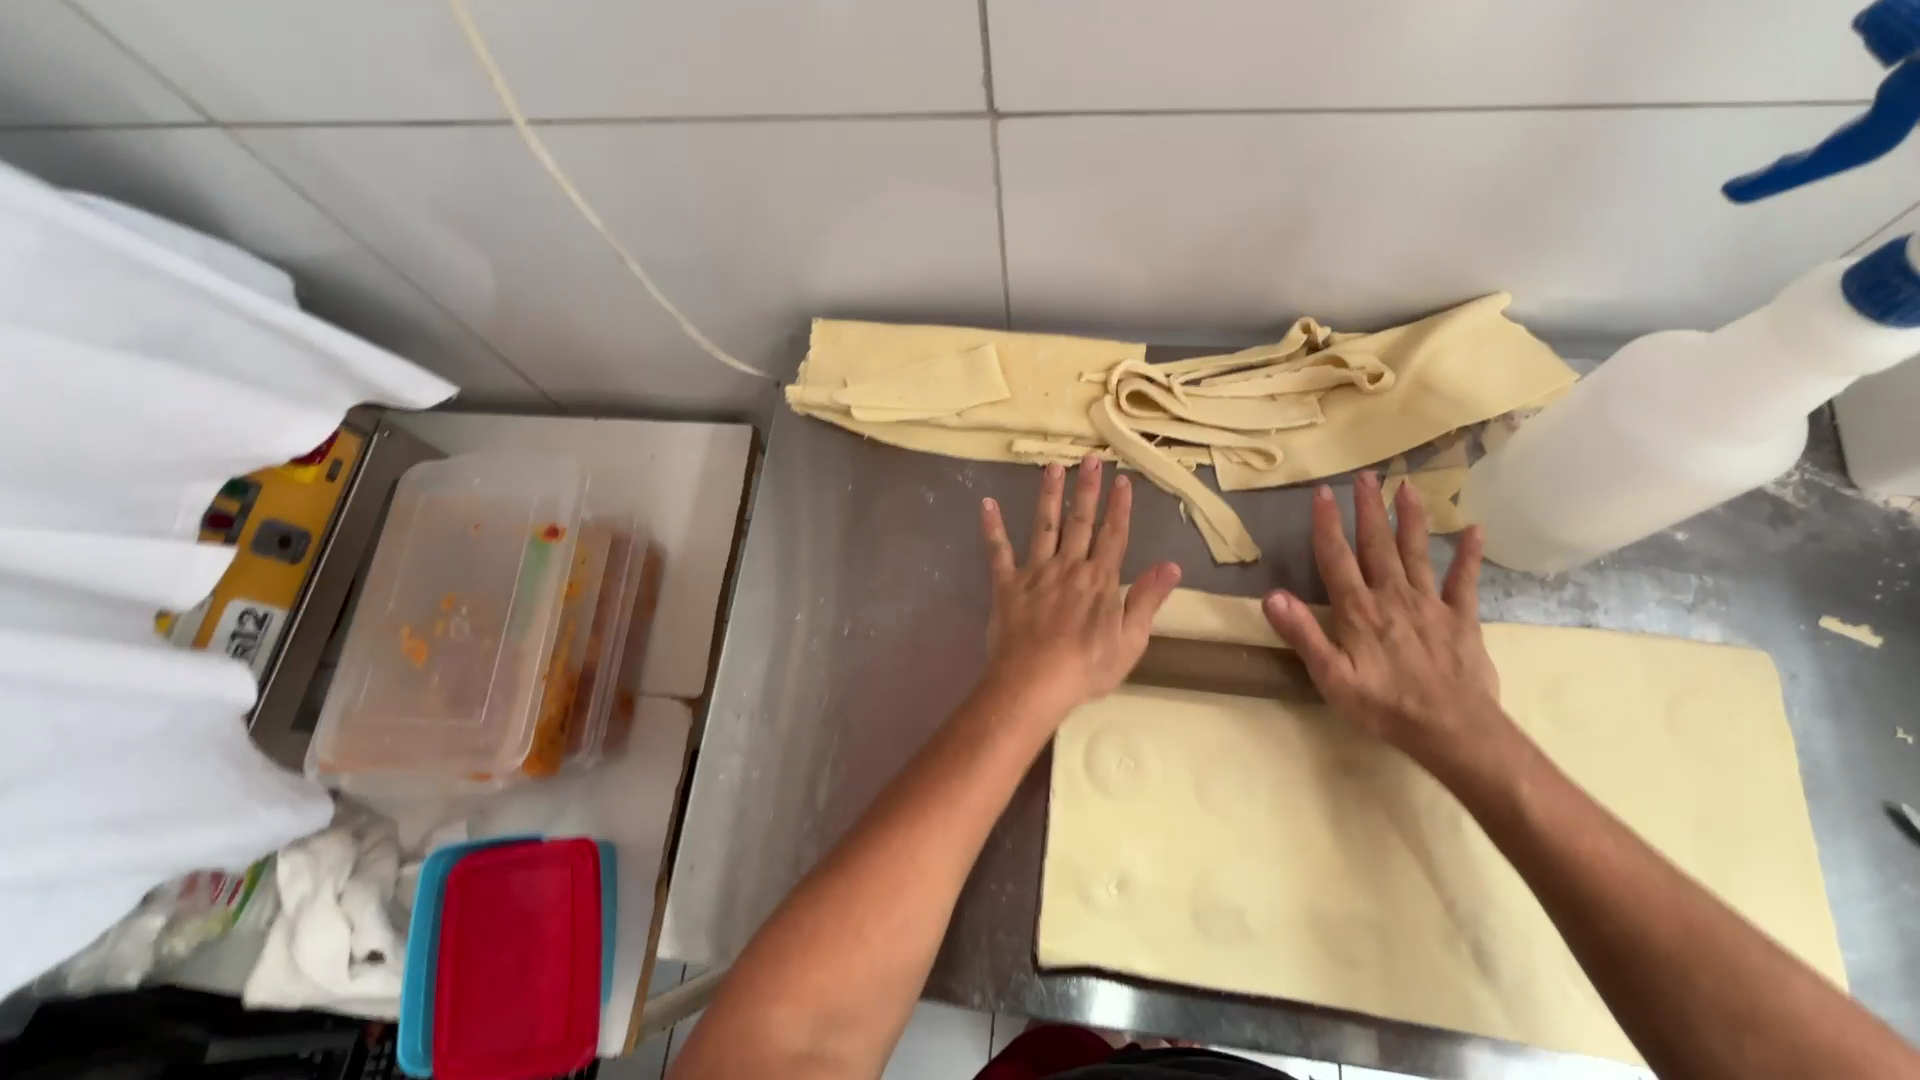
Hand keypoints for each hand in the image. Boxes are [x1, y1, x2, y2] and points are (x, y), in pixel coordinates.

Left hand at [979, 456, 1181, 714]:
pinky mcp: (1006, 585)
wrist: (1034, 683)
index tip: (1122, 479)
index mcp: (1100, 580)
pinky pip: (998, 551)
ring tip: (1052, 466)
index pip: (1114, 535)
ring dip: (1048, 494)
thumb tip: (1172, 565)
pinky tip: (987, 504)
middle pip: (1080, 522)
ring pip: (1043, 525)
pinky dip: (992, 527)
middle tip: (1090, 459)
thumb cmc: (1087, 668)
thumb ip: (1148, 599)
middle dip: (1087, 489)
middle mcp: (1069, 567)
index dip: (1119, 507)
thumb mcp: (1131, 640)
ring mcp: (1035, 573)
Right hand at [1261, 471, 1503, 764]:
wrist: (1452, 728)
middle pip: (1377, 545)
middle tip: (1366, 475)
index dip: (1328, 524)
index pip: (1336, 558)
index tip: (1324, 492)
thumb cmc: (1383, 706)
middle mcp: (1392, 597)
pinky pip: (1464, 581)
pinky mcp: (1461, 619)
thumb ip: (1302, 634)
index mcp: (1358, 610)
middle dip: (1369, 509)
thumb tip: (1272, 595)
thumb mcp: (1330, 676)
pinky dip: (1468, 555)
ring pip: (1416, 552)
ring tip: (1407, 487)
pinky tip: (1474, 531)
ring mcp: (1429, 605)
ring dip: (1410, 518)